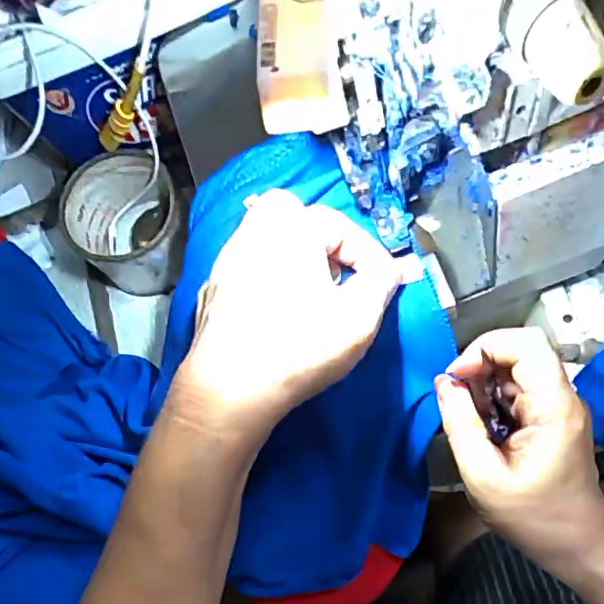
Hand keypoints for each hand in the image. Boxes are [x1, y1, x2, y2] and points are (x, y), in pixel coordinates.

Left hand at [172, 189, 418, 441]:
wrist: (232, 388)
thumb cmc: (301, 348)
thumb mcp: (359, 318)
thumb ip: (380, 284)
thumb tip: (390, 271)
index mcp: (291, 228)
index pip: (342, 226)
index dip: (371, 254)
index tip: (386, 281)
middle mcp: (254, 232)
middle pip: (294, 215)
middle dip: (324, 240)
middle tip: (341, 275)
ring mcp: (227, 260)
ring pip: (267, 239)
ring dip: (295, 258)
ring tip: (314, 295)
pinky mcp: (213, 289)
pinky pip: (249, 268)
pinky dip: (270, 277)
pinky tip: (279, 309)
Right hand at [433, 328, 603, 584]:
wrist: (578, 544)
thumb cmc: (534, 518)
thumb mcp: (484, 477)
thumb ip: (461, 426)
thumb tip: (443, 384)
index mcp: (554, 406)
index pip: (526, 343)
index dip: (484, 348)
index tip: (455, 380)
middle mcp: (563, 397)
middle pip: (521, 352)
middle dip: (479, 367)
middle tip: (454, 399)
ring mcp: (559, 407)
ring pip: (517, 371)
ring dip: (485, 386)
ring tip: (468, 420)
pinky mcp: (552, 419)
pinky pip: (519, 393)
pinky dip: (494, 402)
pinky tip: (483, 430)